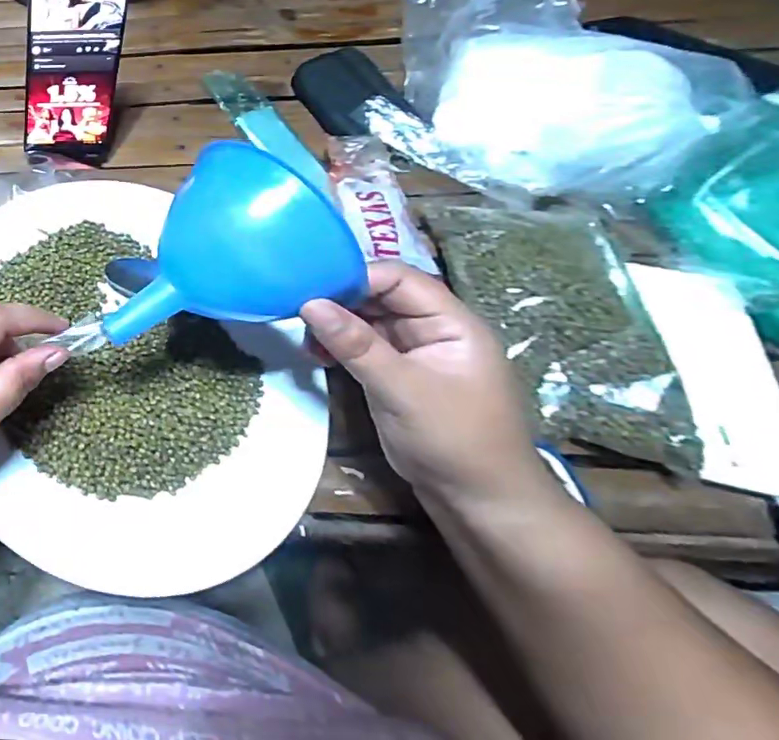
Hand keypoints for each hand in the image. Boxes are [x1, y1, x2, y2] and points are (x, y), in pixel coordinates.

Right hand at [300, 261, 546, 509]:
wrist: (480, 502)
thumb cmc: (454, 440)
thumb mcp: (400, 389)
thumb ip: (355, 343)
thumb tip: (309, 303)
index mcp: (452, 324)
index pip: (399, 279)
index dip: (356, 277)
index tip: (311, 288)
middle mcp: (434, 329)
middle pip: (379, 295)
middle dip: (338, 300)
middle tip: (298, 311)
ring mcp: (415, 351)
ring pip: (366, 318)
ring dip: (334, 324)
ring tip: (306, 339)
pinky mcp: (397, 371)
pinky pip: (362, 343)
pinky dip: (337, 344)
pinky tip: (316, 354)